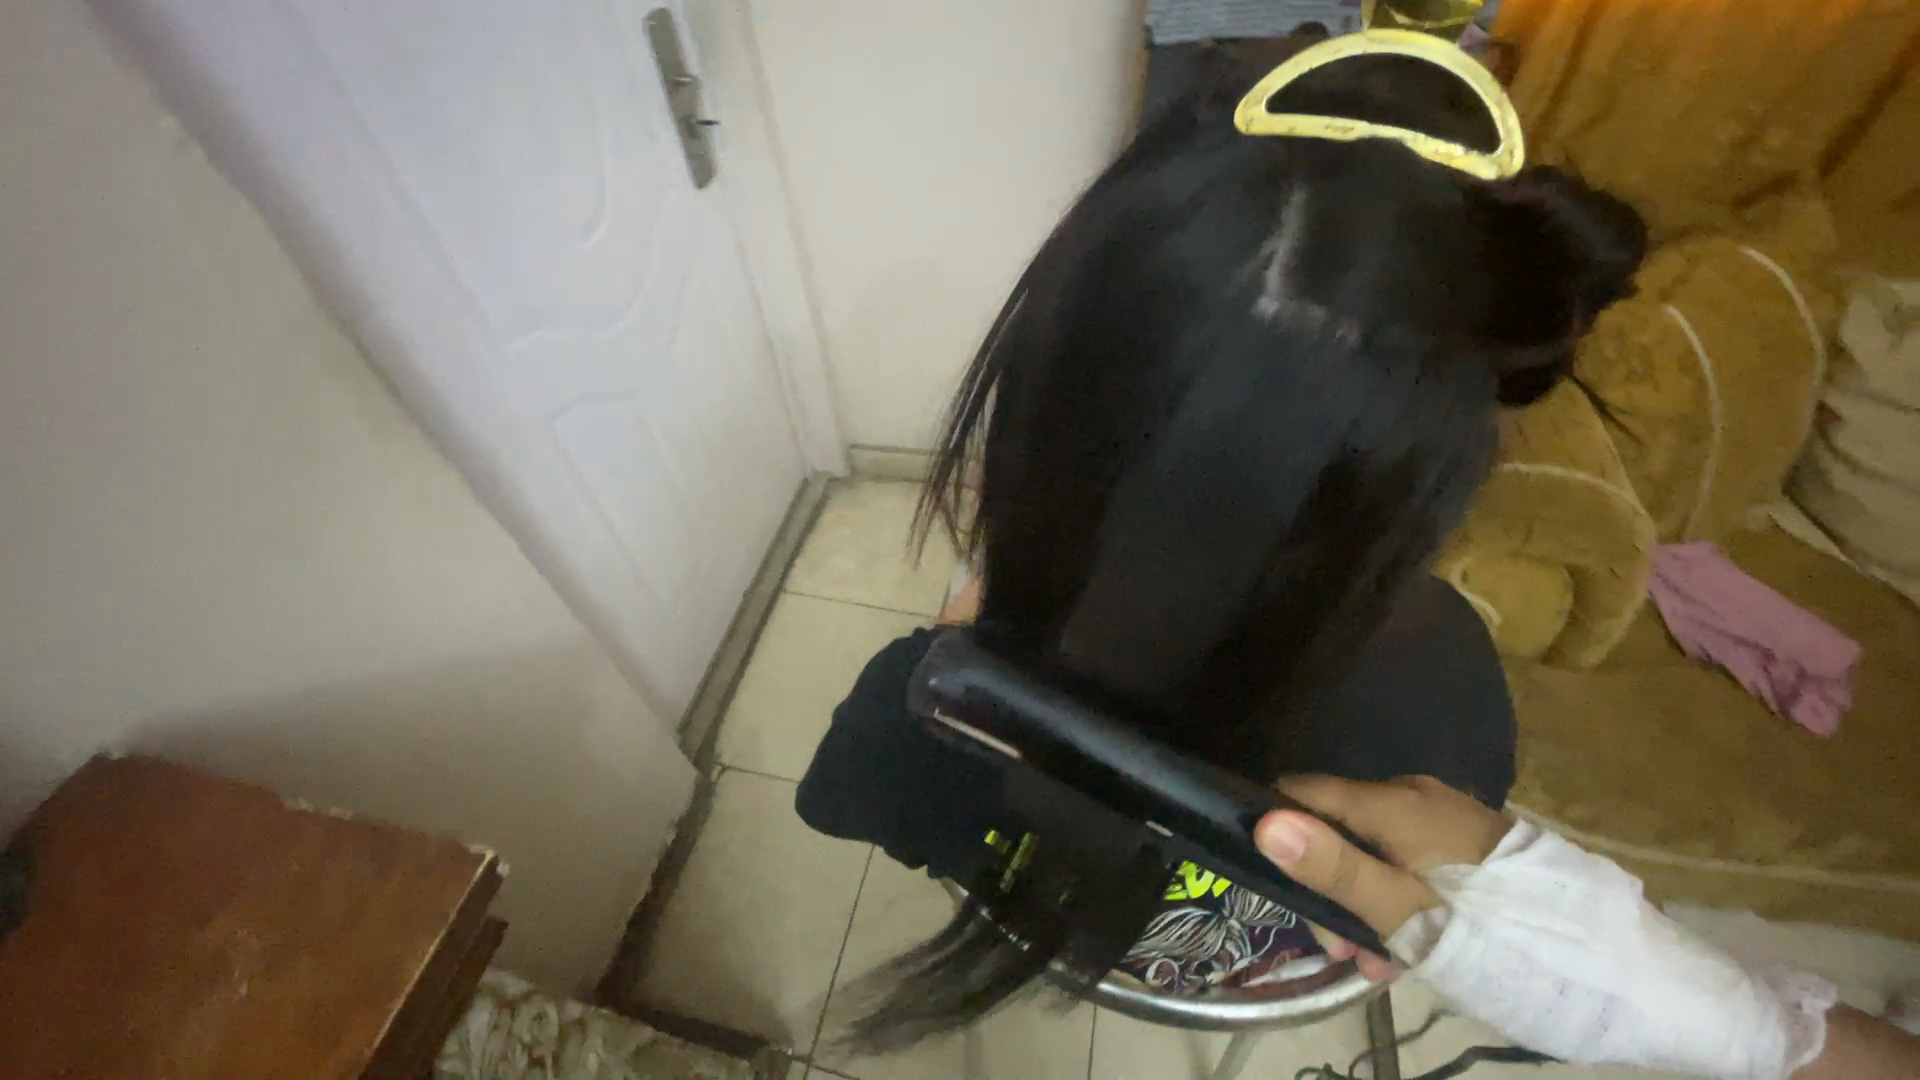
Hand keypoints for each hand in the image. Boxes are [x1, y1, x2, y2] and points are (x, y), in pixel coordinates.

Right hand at [1252, 775, 1511, 978]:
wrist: (1632, 977)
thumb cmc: (1503, 944)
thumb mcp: (1408, 917)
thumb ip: (1334, 868)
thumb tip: (1263, 823)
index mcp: (1394, 803)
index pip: (1300, 790)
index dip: (1277, 830)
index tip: (1279, 889)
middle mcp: (1413, 795)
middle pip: (1336, 825)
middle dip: (1327, 884)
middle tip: (1342, 951)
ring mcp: (1444, 818)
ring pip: (1372, 848)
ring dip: (1361, 900)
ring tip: (1378, 963)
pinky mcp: (1468, 843)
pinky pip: (1408, 858)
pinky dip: (1396, 895)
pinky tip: (1410, 944)